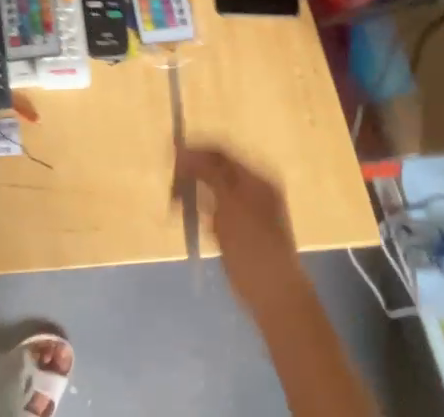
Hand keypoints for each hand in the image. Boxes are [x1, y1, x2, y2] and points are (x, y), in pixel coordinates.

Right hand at [174, 145, 303, 305]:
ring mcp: (246, 208)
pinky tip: (195, 224)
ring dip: (192, 194)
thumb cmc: (253, 247)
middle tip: (172, 192)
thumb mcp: (229, 204)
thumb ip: (207, 173)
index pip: (219, 152)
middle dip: (190, 176)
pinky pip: (213, 209)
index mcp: (256, 178)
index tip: (169, 158)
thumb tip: (184, 149)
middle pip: (213, 169)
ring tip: (178, 209)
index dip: (194, 152)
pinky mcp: (238, 227)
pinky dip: (200, 211)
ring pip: (210, 189)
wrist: (274, 294)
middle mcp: (253, 188)